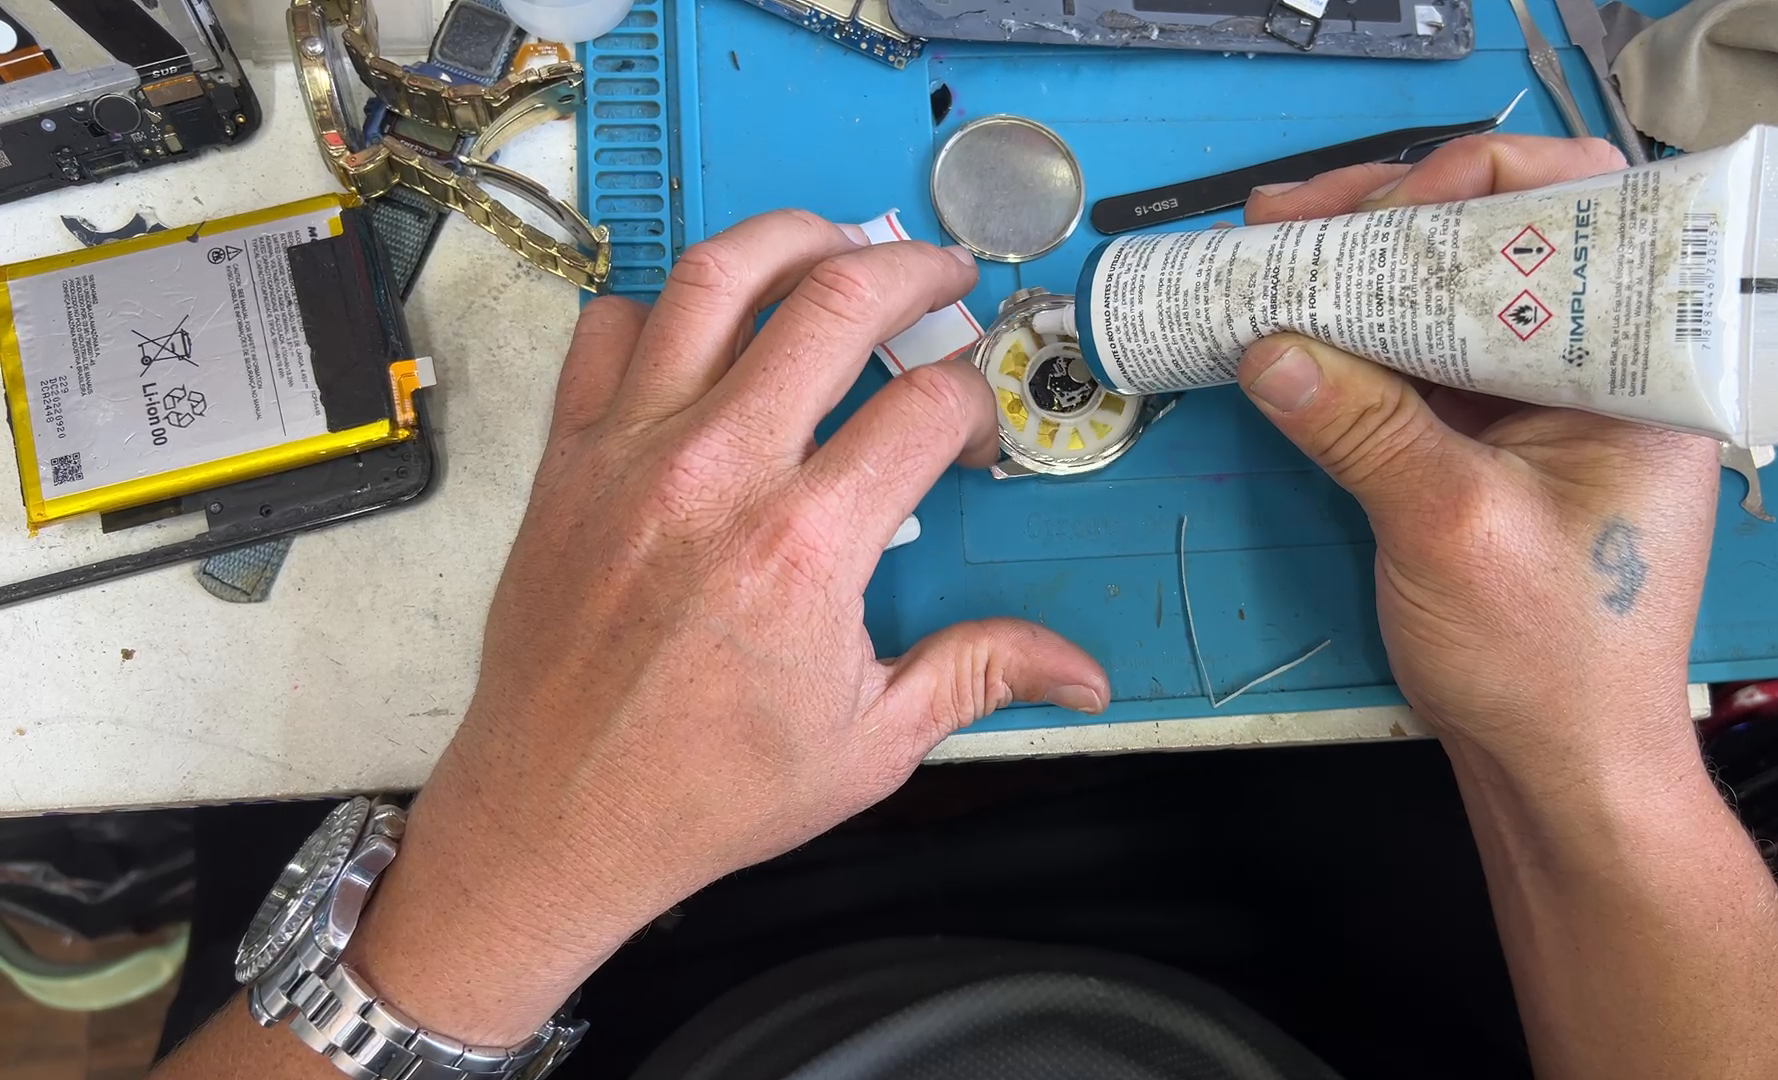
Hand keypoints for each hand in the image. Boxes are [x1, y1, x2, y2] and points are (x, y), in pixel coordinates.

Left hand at [344, 211, 1108, 1041]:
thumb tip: (1080, 674)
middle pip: (837, 303)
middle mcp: (718, 473)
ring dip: (794, 239)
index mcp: (806, 546)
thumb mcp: (873, 743)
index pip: (926, 408)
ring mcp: (632, 452)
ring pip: (716, 279)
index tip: (971, 439)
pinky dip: (667, 306)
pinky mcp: (570, 459)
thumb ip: (982, 673)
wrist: (557, 821)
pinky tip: (707, 331)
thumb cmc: (712, 791)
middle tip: (945, 276)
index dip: (973, 406)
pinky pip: (612, 330)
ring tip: (840, 243)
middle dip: (914, 272)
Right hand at [1238, 137, 1719, 777]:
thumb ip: (1363, 429)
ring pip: (1433, 299)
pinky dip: (1339, 340)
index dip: (1460, 191)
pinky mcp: (1464, 433)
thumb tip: (1264, 350)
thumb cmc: (1539, 650)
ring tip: (1263, 257)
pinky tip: (1283, 328)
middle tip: (1276, 221)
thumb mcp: (1450, 528)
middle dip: (1378, 221)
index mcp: (1638, 361)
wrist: (1546, 747)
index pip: (1572, 208)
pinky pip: (1400, 361)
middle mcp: (1584, 360)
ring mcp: (1518, 397)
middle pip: (1488, 242)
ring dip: (1346, 276)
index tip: (1356, 218)